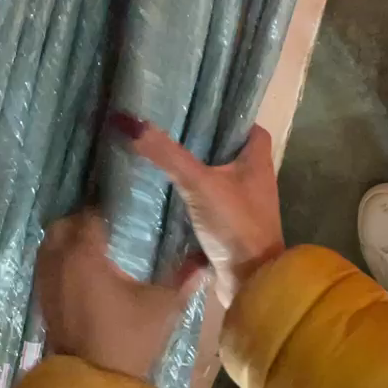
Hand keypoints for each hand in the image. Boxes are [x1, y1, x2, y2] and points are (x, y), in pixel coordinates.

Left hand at [36, 211, 208, 380]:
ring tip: (91, 247)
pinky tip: (79, 272)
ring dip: (65, 240)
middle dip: (81, 221)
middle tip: (105, 228)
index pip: (90, 216)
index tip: (121, 211)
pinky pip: (45, 266)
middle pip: (63, 225)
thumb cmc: (129, 338)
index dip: (104, 210)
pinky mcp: (42, 301)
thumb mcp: (162, 307)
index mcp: (85, 255)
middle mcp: (59, 262)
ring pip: (49, 245)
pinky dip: (57, 260)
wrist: (95, 385)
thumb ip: (182, 279)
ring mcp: (46, 282)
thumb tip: (204, 260)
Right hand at [111, 111, 284, 305]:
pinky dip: (188, 194)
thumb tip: (131, 123)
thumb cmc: (236, 225)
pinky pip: (206, 199)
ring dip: (191, 168)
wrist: (251, 282)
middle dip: (198, 140)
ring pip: (213, 174)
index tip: (190, 106)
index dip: (221, 114)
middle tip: (163, 127)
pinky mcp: (229, 224)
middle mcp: (254, 176)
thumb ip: (167, 155)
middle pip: (224, 148)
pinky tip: (162, 190)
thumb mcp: (199, 184)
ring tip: (156, 154)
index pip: (243, 123)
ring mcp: (242, 201)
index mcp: (257, 158)